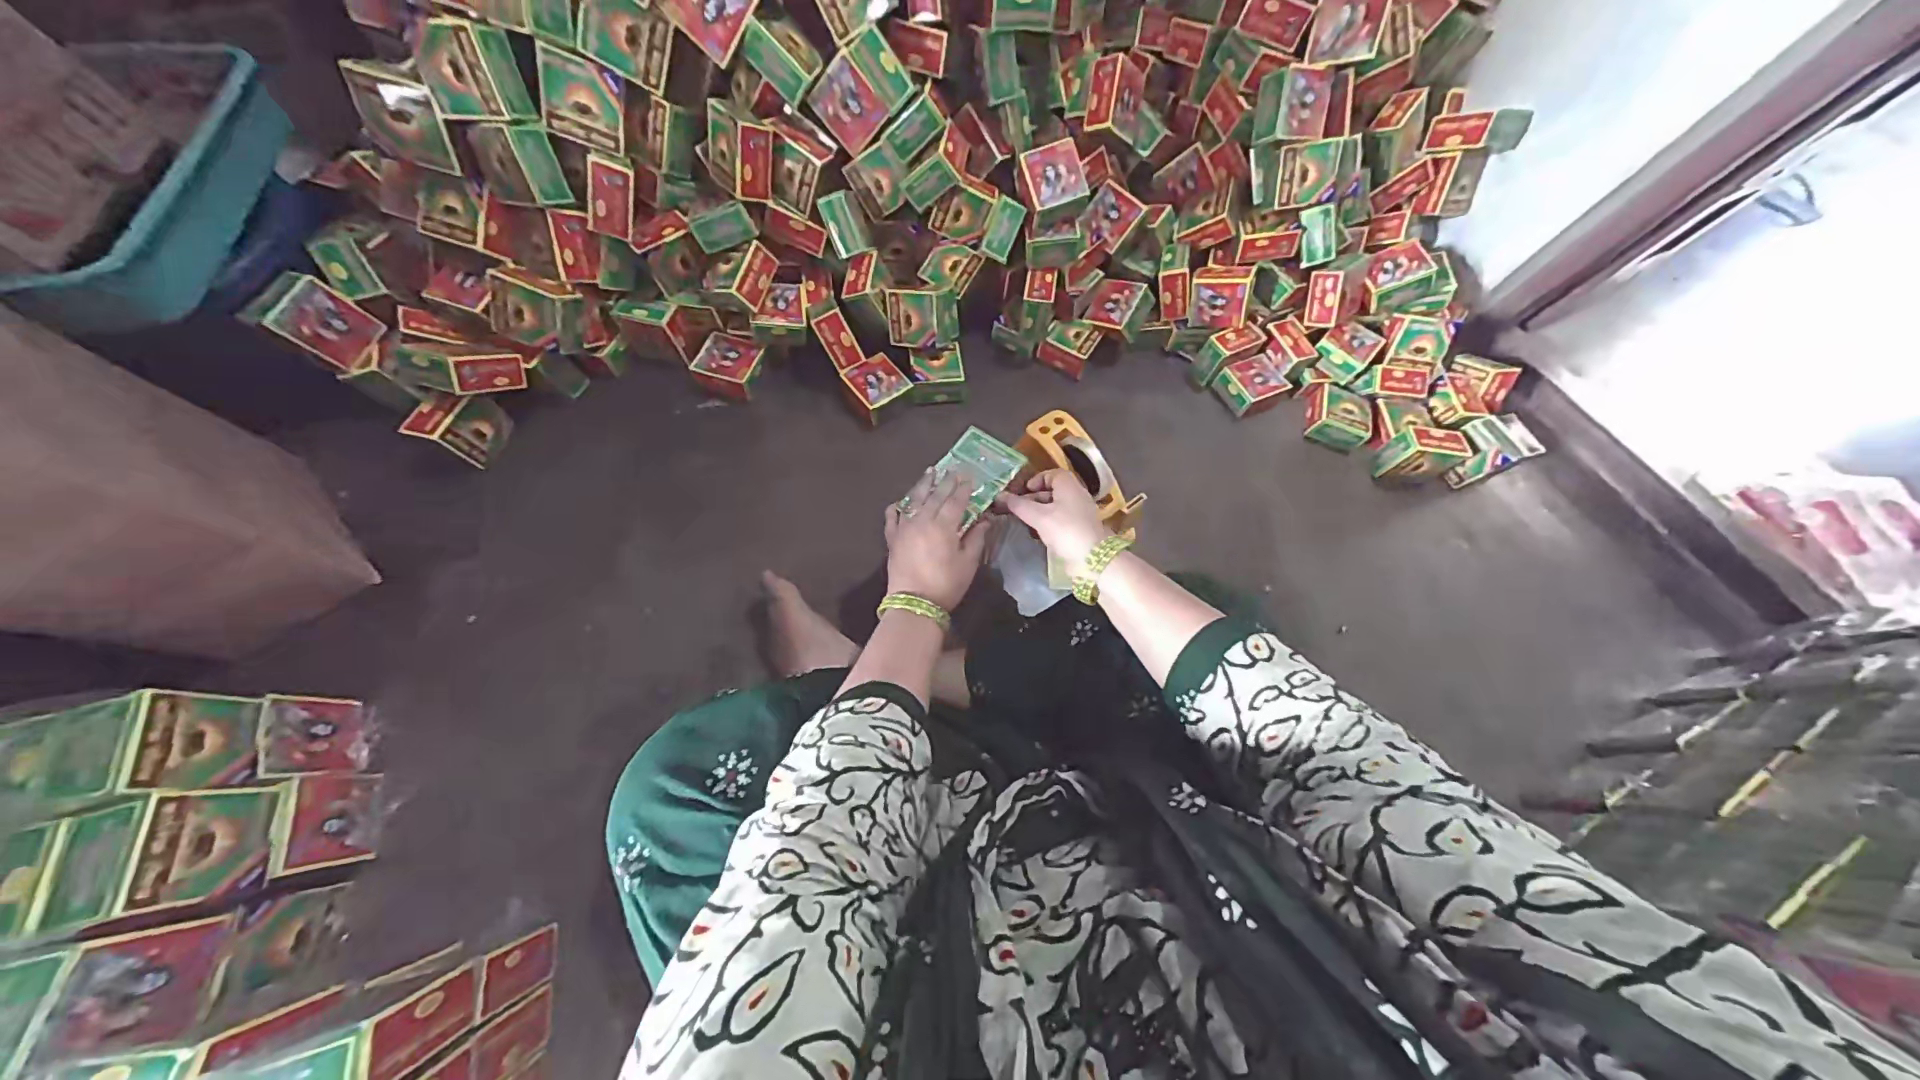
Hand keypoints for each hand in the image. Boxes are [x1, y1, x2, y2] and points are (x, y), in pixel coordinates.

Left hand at [884, 469, 990, 610]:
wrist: (914, 603)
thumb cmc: (946, 584)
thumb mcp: (968, 563)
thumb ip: (976, 538)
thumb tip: (984, 521)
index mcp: (944, 525)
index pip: (956, 500)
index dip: (963, 488)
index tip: (969, 476)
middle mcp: (923, 520)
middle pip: (935, 495)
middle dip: (945, 481)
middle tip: (952, 469)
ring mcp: (904, 528)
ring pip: (913, 500)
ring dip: (923, 485)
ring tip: (929, 473)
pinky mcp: (892, 539)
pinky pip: (892, 517)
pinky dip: (896, 507)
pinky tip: (900, 502)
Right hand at [997, 469, 1111, 568]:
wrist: (1092, 558)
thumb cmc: (1065, 530)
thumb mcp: (1039, 516)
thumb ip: (1019, 505)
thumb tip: (1001, 496)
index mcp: (1069, 486)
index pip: (1052, 474)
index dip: (1036, 480)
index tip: (1023, 492)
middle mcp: (1077, 495)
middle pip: (1053, 490)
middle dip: (1035, 497)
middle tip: (1019, 508)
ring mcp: (1081, 513)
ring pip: (1057, 506)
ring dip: (1041, 511)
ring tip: (1026, 521)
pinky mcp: (1081, 528)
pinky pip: (1062, 519)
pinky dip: (1050, 522)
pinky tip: (1040, 533)